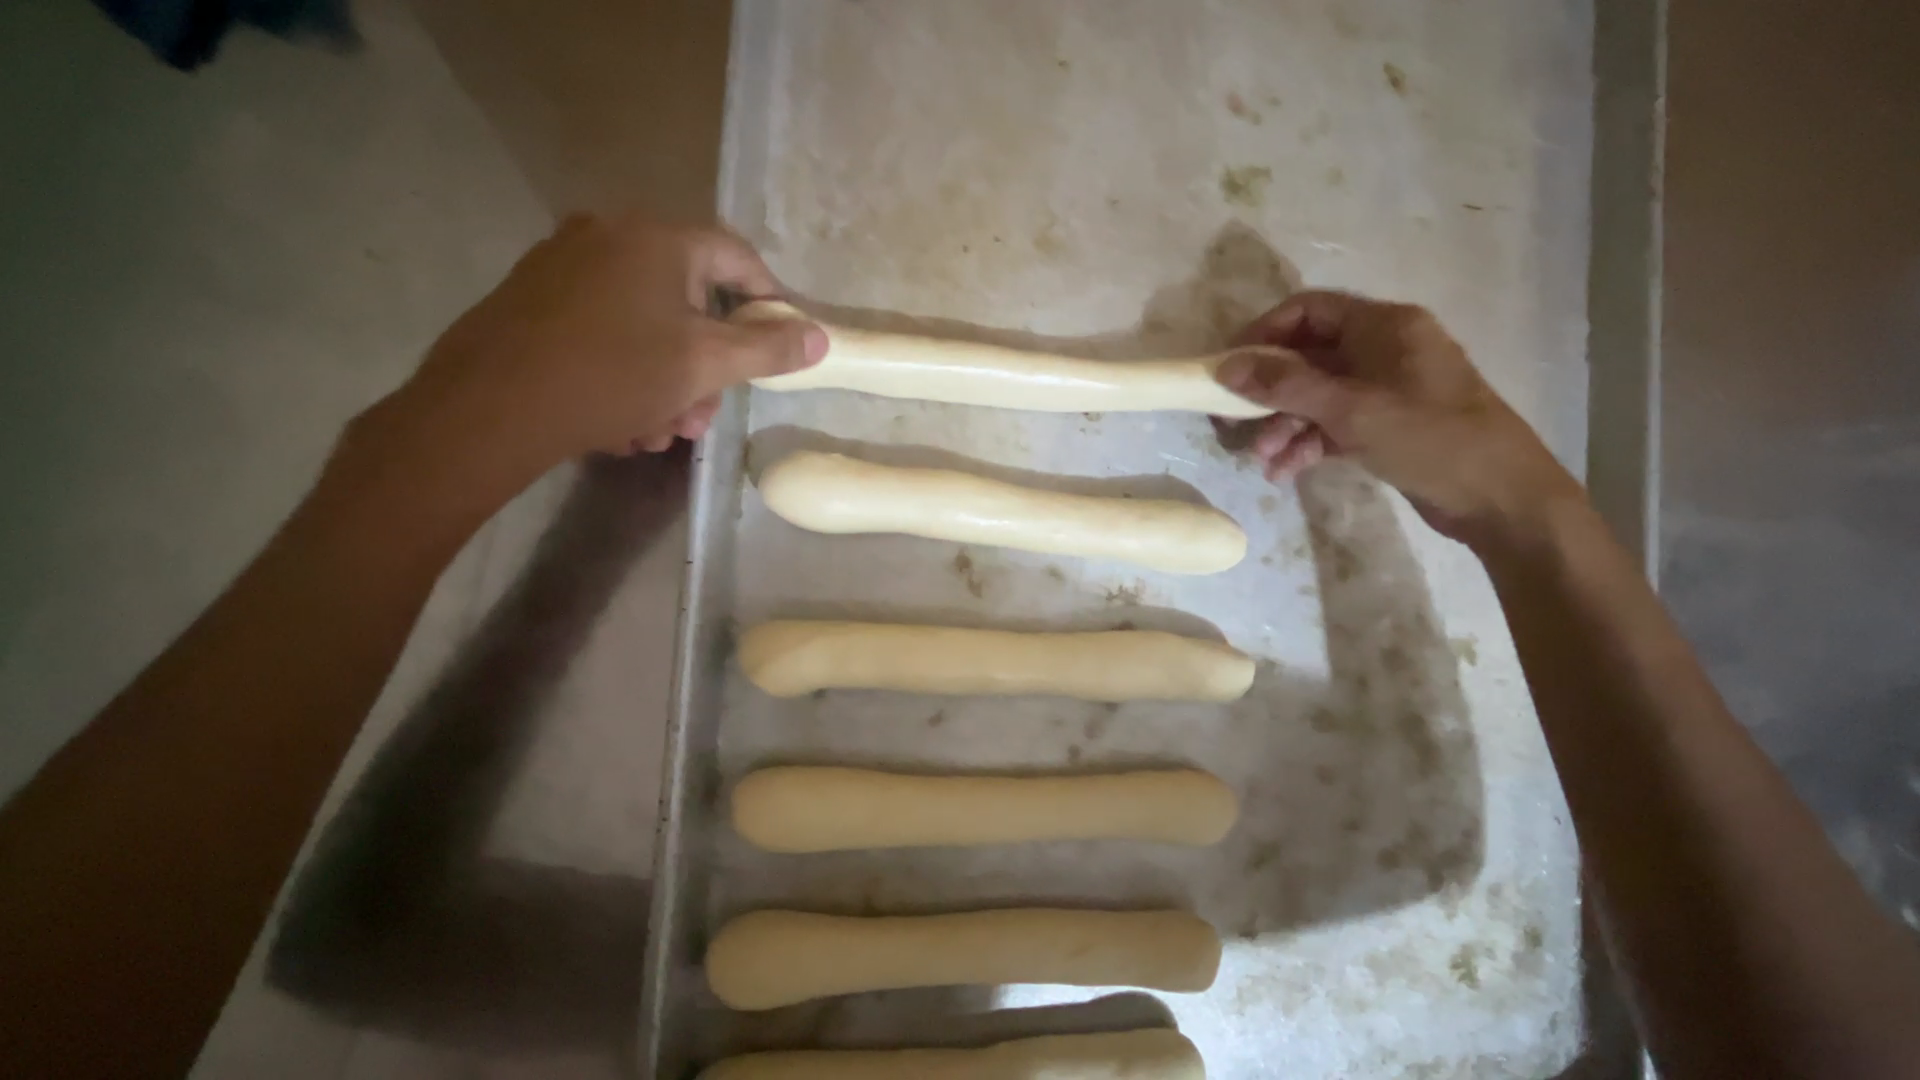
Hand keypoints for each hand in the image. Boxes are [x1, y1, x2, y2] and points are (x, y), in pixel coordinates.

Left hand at [384, 214, 824, 476]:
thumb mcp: (704, 365)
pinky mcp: (533, 298)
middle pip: (689, 298)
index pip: (738, 257)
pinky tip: (620, 423)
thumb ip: (768, 348)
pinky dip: (624, 372)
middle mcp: (610, 235)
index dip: (769, 303)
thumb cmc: (611, 376)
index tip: (778, 348)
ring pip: (646, 322)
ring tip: (658, 432)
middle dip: (706, 365)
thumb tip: (819, 336)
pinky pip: (604, 330)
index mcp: (658, 238)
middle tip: (703, 416)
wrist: (487, 409)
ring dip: (666, 381)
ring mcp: (565, 263)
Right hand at [1214, 290, 1580, 540]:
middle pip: (1307, 357)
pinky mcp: (1385, 426)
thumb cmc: (1429, 438)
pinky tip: (1285, 472)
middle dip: (1267, 392)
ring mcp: (1385, 390)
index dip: (1263, 334)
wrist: (1500, 497)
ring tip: (1263, 460)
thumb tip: (1225, 366)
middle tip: (1230, 422)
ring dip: (1283, 425)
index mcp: (1384, 326)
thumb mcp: (1351, 409)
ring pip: (1316, 396)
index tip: (1227, 367)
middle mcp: (1383, 350)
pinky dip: (1307, 443)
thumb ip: (1284, 386)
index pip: (1308, 311)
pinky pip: (1332, 424)